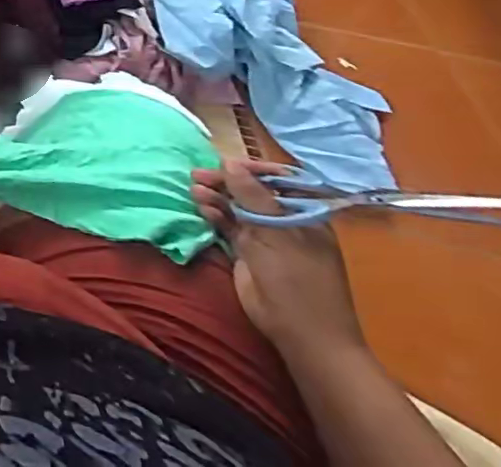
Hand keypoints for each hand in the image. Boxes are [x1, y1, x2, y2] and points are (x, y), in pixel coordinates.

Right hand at [192, 159, 366, 356]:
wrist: (306, 337)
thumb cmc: (299, 281)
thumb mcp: (276, 234)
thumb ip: (251, 197)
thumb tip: (229, 162)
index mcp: (304, 212)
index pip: (276, 178)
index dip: (249, 168)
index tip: (223, 163)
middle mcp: (285, 220)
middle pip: (252, 192)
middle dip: (226, 182)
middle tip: (198, 175)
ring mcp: (267, 237)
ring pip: (239, 209)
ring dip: (217, 198)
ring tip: (194, 190)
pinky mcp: (250, 255)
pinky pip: (231, 228)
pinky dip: (216, 216)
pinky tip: (202, 208)